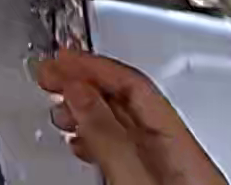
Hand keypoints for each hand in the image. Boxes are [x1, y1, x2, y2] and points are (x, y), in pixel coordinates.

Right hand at [36, 48, 226, 184]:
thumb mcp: (135, 182)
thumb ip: (108, 136)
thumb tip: (77, 86)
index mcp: (184, 149)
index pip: (135, 85)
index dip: (94, 65)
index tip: (58, 58)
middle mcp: (181, 158)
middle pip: (129, 101)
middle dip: (84, 81)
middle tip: (46, 74)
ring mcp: (171, 176)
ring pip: (125, 125)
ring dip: (86, 109)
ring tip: (56, 109)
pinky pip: (124, 150)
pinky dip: (96, 136)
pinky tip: (79, 141)